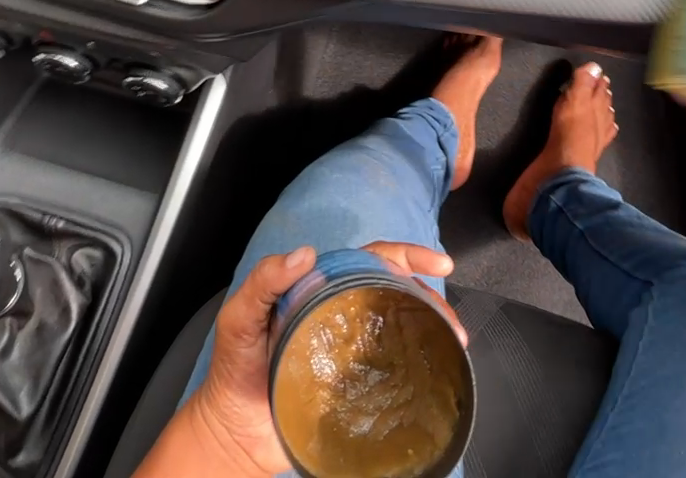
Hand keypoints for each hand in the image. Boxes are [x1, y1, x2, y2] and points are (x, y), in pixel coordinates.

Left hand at [177, 242, 458, 477]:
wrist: (233, 431)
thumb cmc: (234, 368)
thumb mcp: (240, 315)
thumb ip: (265, 280)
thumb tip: (306, 253)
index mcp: (321, 288)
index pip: (371, 260)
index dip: (405, 256)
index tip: (437, 262)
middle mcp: (342, 313)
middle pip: (395, 290)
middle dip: (429, 294)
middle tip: (450, 318)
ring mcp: (352, 349)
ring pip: (400, 325)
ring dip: (431, 326)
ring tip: (452, 340)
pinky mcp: (356, 385)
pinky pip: (393, 368)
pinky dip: (418, 362)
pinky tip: (436, 366)